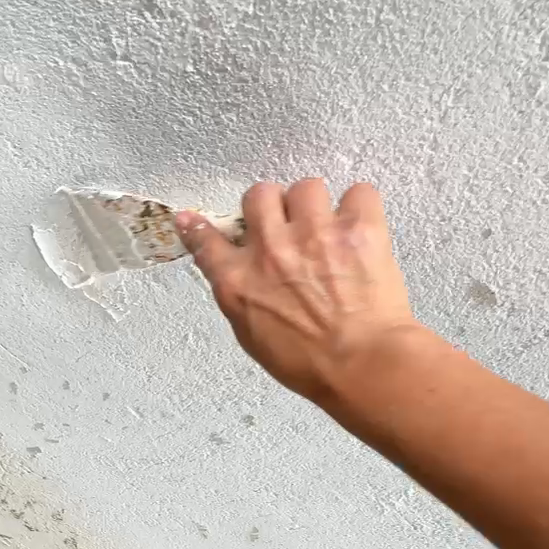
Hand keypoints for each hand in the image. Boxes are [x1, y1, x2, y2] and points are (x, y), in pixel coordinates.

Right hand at [176, 180, 426, 401]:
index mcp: (237, 281)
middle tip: (283, 224)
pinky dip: (358, 206)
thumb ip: (238, 296)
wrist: (358, 361)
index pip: (206, 241)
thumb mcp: (249, 333)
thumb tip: (238, 276)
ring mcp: (314, 234)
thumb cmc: (304, 360)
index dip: (197, 227)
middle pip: (258, 195)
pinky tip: (357, 228)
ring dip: (313, 204)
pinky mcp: (358, 228)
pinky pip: (357, 191)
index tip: (190, 220)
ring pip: (306, 186)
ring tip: (324, 226)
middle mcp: (269, 250)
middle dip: (270, 206)